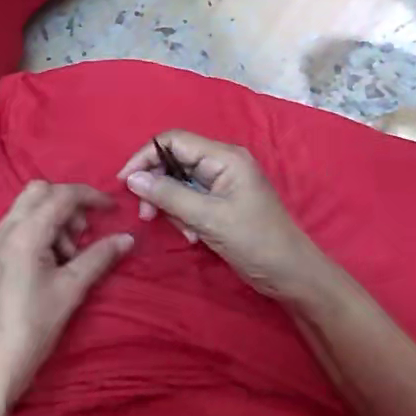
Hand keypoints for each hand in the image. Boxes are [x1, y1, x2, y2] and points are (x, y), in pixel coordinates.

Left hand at [0, 182, 133, 401]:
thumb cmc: (33, 327)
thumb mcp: (72, 289)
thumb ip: (100, 257)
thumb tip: (127, 238)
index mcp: (24, 233)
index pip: (61, 195)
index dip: (91, 197)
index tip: (113, 210)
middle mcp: (5, 229)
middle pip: (40, 191)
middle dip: (69, 203)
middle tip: (86, 233)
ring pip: (29, 207)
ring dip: (56, 218)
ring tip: (72, 254)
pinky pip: (20, 225)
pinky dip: (42, 229)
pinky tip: (55, 260)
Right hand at [117, 130, 334, 304]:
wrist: (291, 274)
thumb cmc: (255, 242)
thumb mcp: (208, 219)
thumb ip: (169, 195)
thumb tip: (132, 179)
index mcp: (225, 157)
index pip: (174, 140)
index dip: (145, 157)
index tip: (125, 182)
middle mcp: (223, 162)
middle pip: (174, 161)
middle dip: (158, 187)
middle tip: (148, 215)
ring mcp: (223, 183)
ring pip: (180, 183)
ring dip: (172, 206)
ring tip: (184, 232)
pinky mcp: (222, 202)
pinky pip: (191, 199)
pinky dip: (184, 216)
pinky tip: (193, 237)